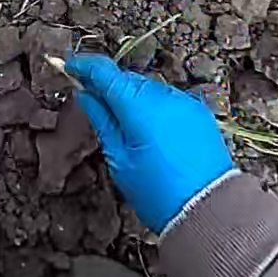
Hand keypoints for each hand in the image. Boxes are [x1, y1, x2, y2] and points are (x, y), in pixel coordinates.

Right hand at [65, 54, 234, 232]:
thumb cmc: (159, 193)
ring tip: (123, 125)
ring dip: (131, 97)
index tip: (68, 66)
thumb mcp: (120, 160)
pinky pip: (167, 100)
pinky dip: (153, 107)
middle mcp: (164, 96)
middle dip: (108, 86)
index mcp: (140, 107)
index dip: (84, 66)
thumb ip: (102, 121)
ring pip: (147, 88)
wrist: (209, 210)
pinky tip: (149, 131)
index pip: (106, 72)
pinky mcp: (197, 111)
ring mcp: (183, 101)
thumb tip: (86, 95)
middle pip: (127, 79)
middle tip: (90, 99)